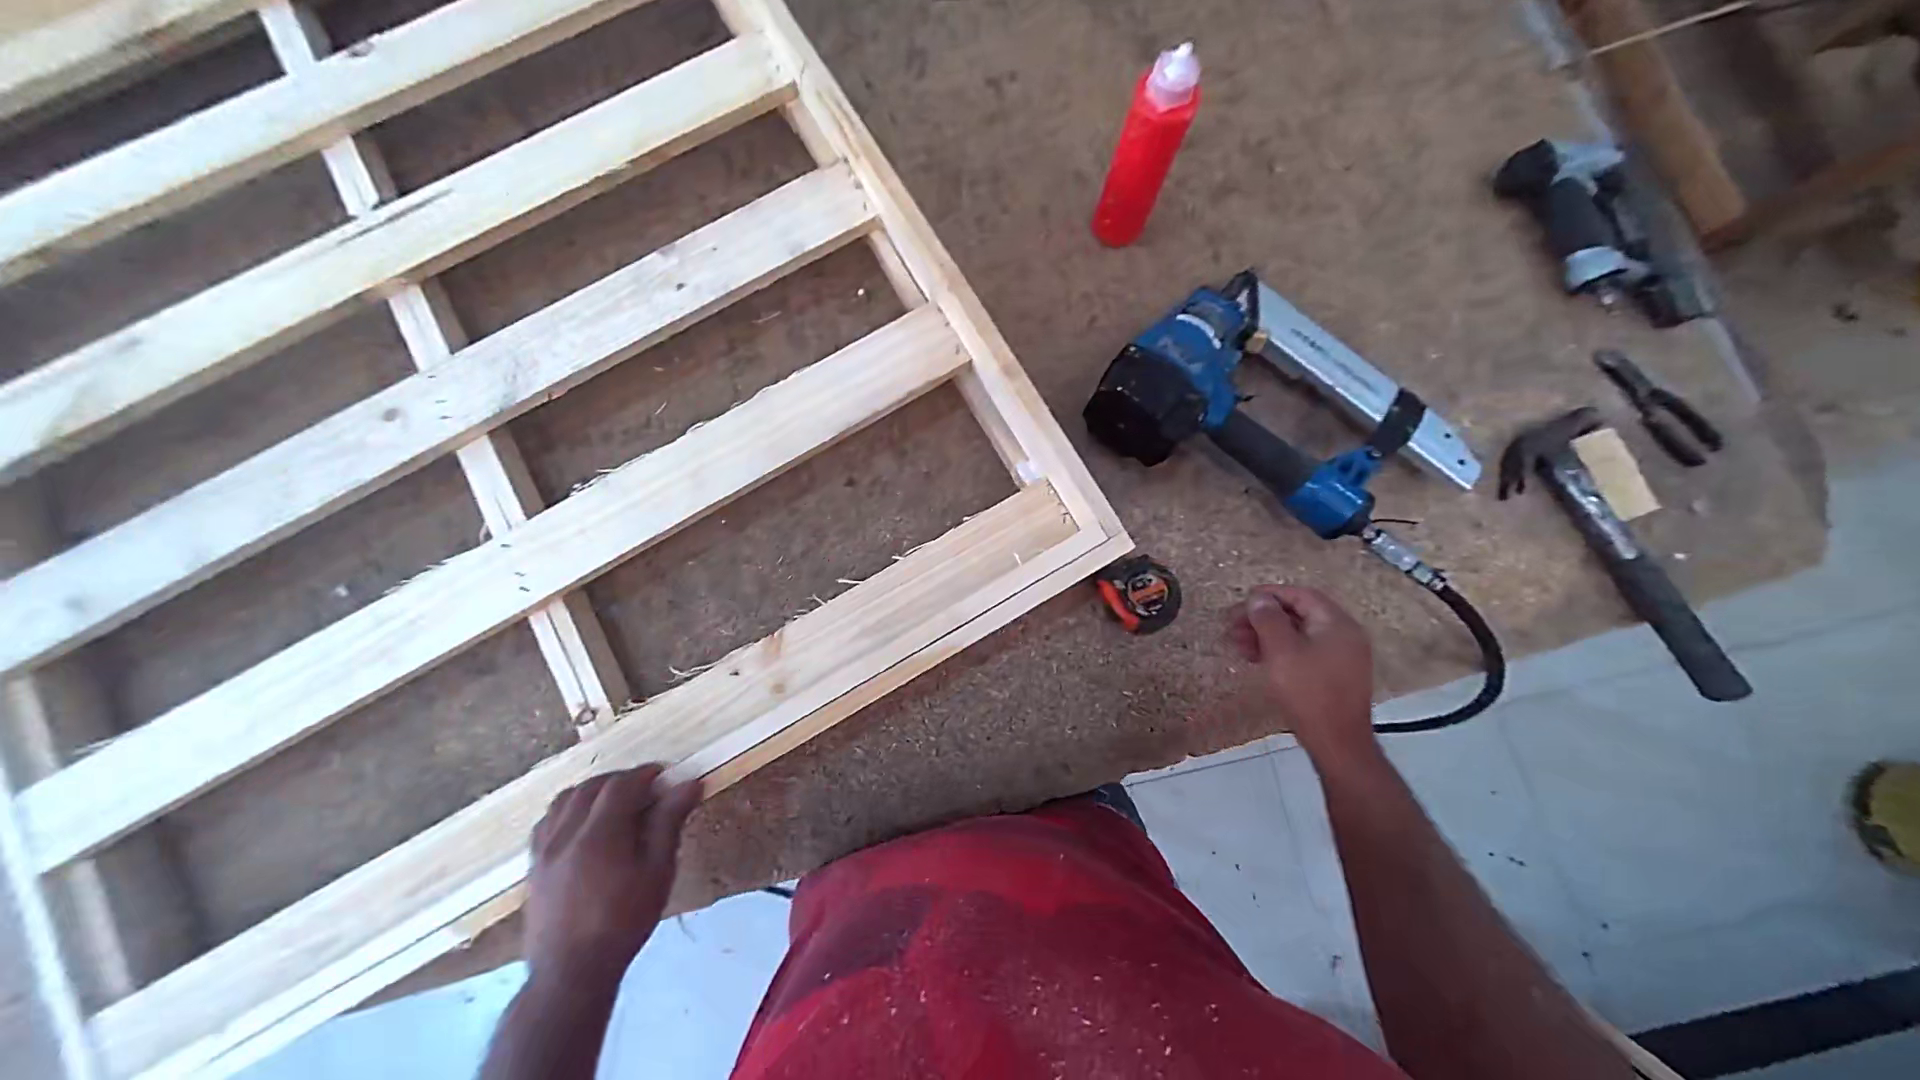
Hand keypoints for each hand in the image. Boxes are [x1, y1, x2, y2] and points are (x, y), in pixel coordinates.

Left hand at [524, 765, 701, 987]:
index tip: (666, 776)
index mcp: (598, 834)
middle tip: (647, 789)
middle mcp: (565, 834)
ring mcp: (544, 850)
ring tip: (615, 802)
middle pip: (591, 787)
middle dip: (621, 780)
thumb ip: (668, 823)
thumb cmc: (624, 922)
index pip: (621, 785)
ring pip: (565, 800)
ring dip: (592, 791)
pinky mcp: (533, 866)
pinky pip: (547, 821)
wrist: (571, 974)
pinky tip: (583, 824)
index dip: (645, 774)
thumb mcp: (658, 872)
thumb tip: (688, 784)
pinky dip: (568, 809)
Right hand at [1227, 585, 1377, 761]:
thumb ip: (1268, 619)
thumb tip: (1259, 599)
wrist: (1336, 742)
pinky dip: (1279, 650)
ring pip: (1298, 635)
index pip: (1302, 595)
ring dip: (1267, 635)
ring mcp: (1341, 657)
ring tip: (1238, 643)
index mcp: (1337, 624)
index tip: (1242, 601)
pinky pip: (1303, 652)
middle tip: (1233, 625)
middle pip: (1299, 614)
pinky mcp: (1333, 676)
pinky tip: (1256, 658)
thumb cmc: (1308, 692)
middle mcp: (1344, 636)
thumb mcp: (1281, 651)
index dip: (1270, 594)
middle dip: (1264, 617)